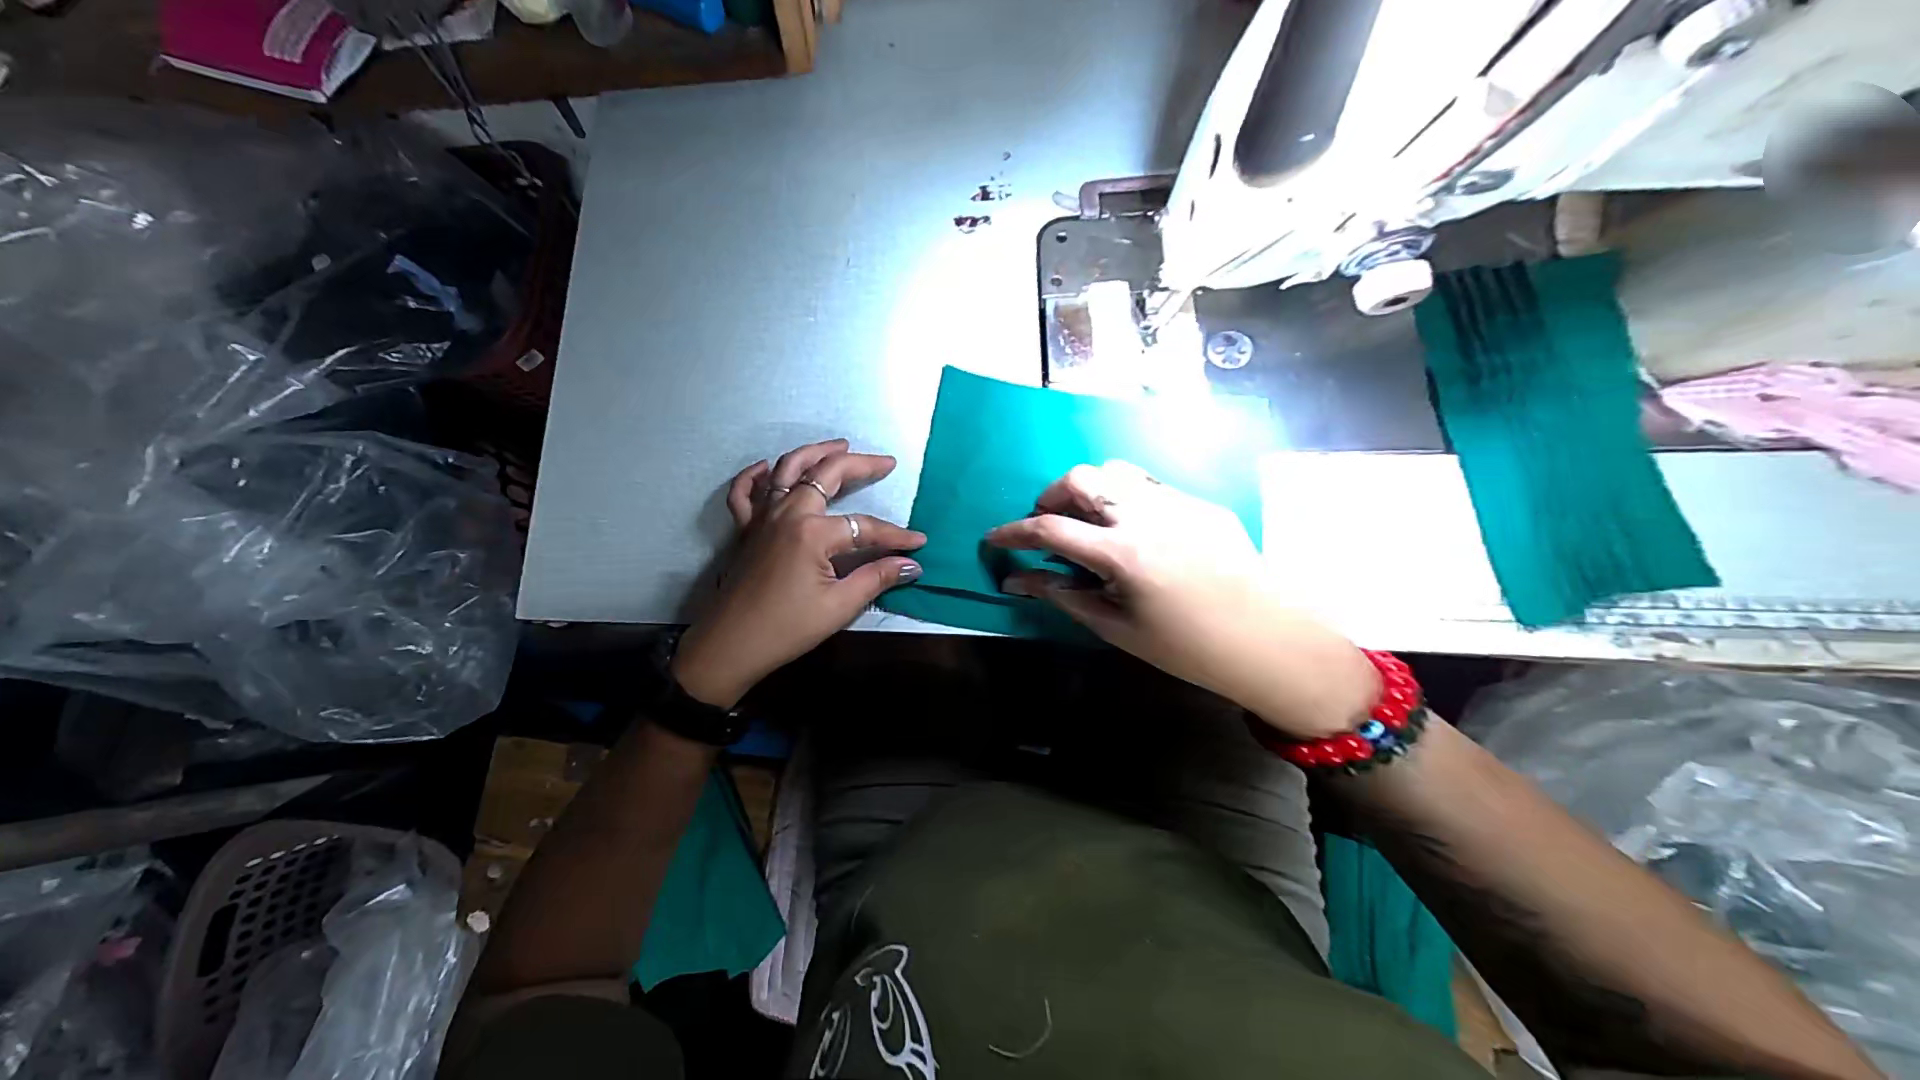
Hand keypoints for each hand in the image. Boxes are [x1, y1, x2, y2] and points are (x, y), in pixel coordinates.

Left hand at [672, 439, 925, 707]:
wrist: (730, 645)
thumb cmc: (787, 628)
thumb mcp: (839, 606)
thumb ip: (876, 577)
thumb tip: (911, 563)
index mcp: (812, 532)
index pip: (863, 526)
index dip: (894, 535)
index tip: (918, 543)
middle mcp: (787, 513)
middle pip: (827, 474)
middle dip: (860, 465)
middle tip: (886, 463)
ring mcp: (762, 518)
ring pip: (787, 470)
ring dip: (815, 453)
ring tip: (839, 446)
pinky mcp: (745, 530)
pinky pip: (745, 493)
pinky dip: (757, 475)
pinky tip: (768, 468)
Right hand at [985, 461, 1377, 739]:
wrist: (1266, 640)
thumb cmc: (1185, 647)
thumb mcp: (1115, 627)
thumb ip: (1062, 595)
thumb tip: (1016, 581)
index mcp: (1121, 553)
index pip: (1049, 529)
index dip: (1013, 533)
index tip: (994, 539)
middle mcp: (1145, 515)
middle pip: (1079, 479)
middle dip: (1050, 497)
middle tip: (1048, 526)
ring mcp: (1176, 503)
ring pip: (1115, 471)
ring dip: (1088, 488)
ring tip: (1088, 520)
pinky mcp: (1200, 503)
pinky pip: (1150, 485)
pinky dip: (1125, 496)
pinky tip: (1132, 527)